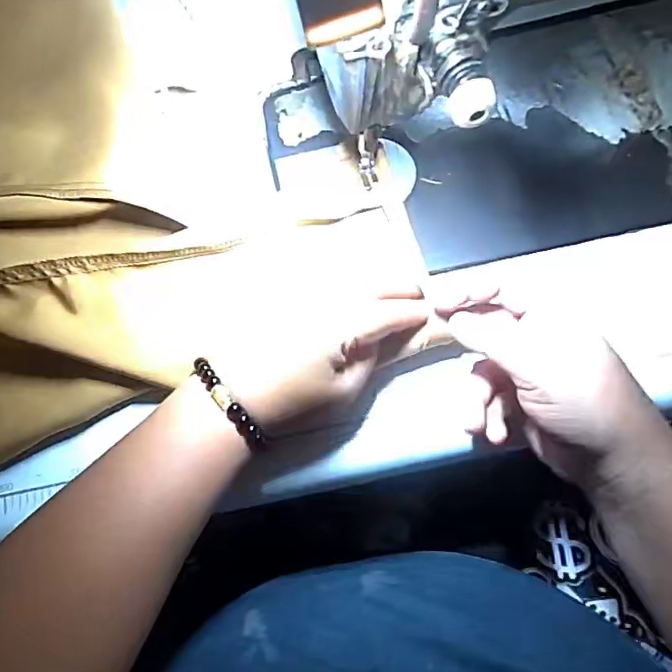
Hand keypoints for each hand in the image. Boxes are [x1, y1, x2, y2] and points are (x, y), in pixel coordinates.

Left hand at [205, 285, 434, 431]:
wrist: (235, 393)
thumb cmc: (293, 400)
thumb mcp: (346, 390)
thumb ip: (375, 357)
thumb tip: (394, 334)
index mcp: (347, 320)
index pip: (396, 310)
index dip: (420, 314)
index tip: (437, 317)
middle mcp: (330, 293)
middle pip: (379, 281)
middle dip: (405, 289)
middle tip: (421, 300)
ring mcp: (308, 287)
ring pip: (356, 271)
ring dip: (380, 279)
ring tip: (395, 293)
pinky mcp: (289, 289)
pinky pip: (330, 273)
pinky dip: (351, 277)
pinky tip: (356, 287)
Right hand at [435, 285, 671, 491]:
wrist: (610, 458)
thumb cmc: (581, 398)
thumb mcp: (536, 361)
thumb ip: (491, 336)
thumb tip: (455, 316)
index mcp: (549, 318)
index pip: (503, 292)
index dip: (470, 293)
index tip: (438, 304)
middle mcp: (536, 341)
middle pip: (486, 337)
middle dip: (472, 362)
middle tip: (443, 359)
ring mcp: (528, 374)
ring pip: (483, 376)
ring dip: (477, 402)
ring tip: (478, 424)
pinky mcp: (522, 404)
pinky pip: (491, 402)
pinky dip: (490, 418)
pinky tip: (497, 435)